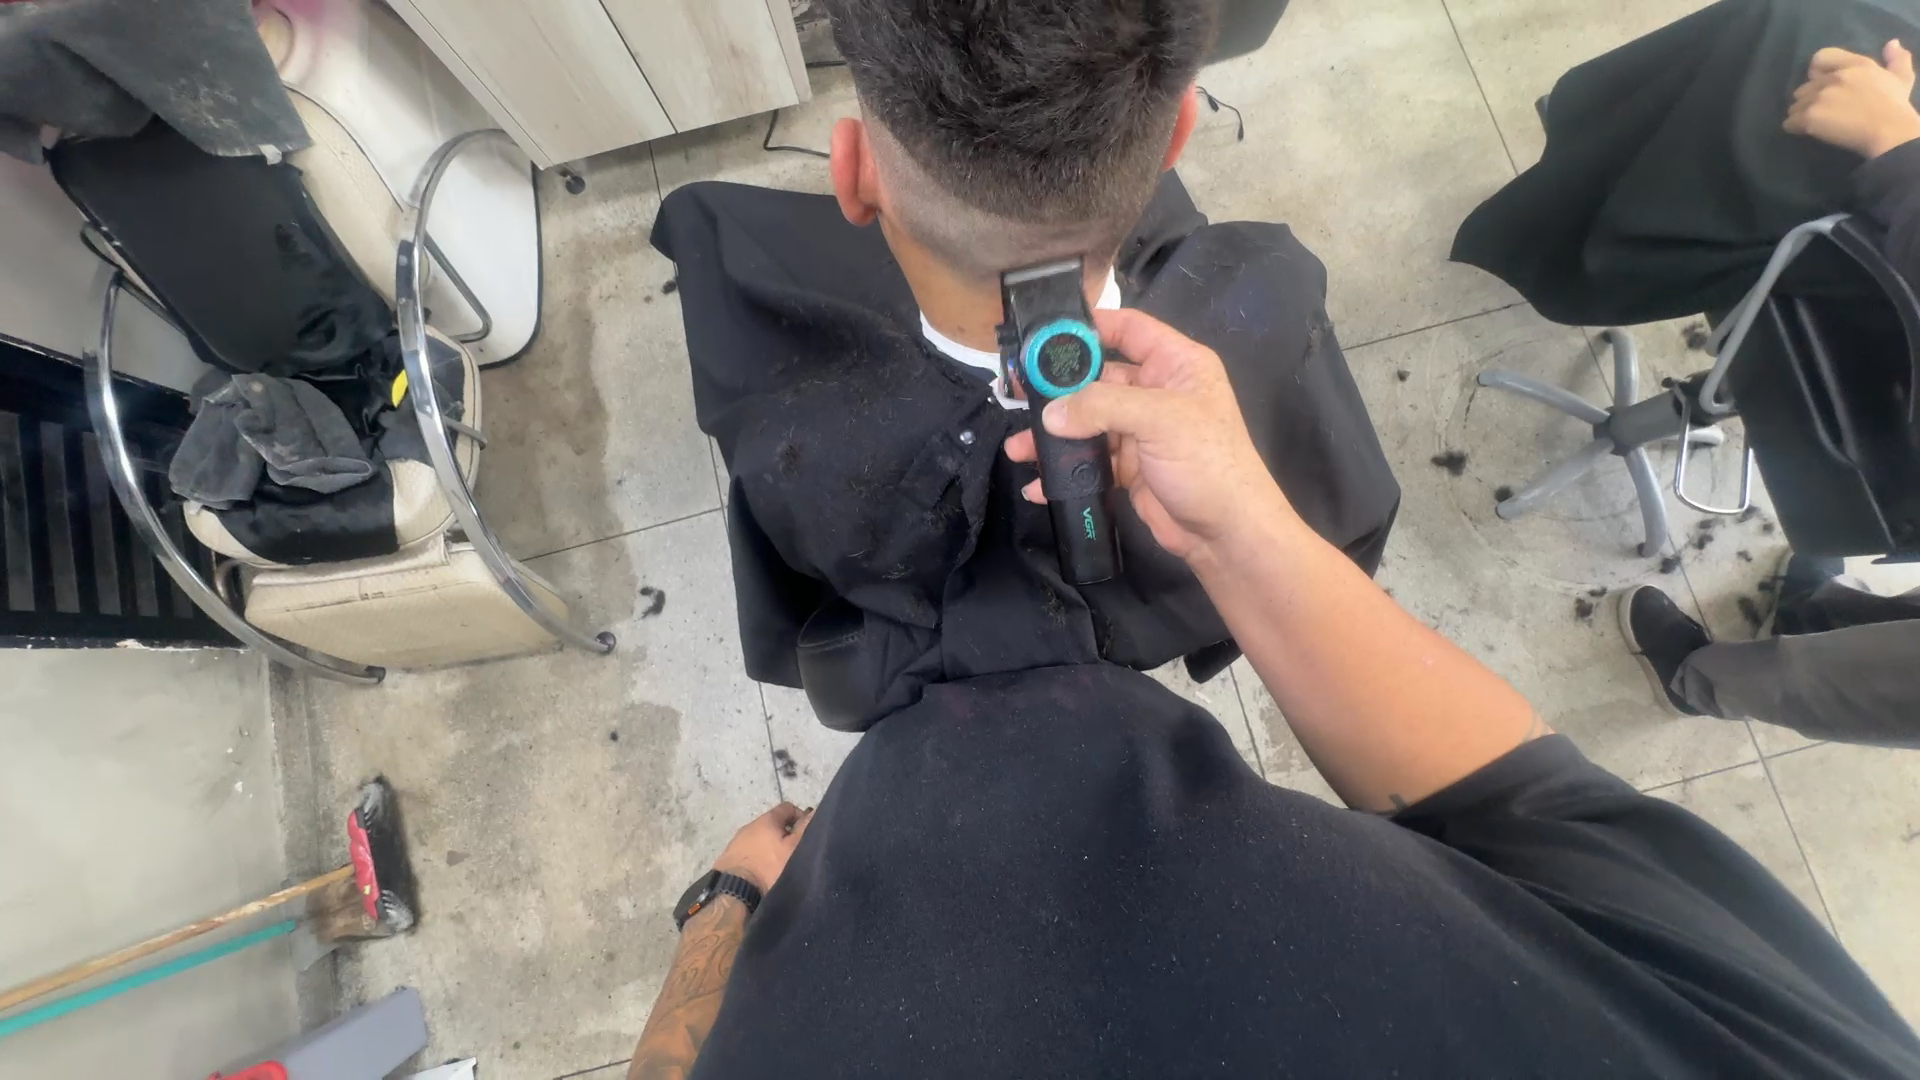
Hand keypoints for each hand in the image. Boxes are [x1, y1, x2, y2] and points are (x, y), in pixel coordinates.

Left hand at [712, 802, 814, 891]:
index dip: (800, 817)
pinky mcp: (727, 858)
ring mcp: (736, 842)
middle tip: (792, 852)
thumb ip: (805, 828)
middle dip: (784, 835)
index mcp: (767, 819)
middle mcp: (749, 825)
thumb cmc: (768, 867)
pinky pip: (747, 853)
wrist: (734, 892)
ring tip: (775, 865)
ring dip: (768, 847)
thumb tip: (815, 810)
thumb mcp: (793, 848)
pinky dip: (755, 858)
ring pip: (758, 840)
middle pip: (772, 824)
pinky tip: (759, 873)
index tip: (805, 833)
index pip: (788, 807)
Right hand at [1002, 308, 1294, 564]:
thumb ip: (1102, 407)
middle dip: (1057, 390)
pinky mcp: (1129, 468)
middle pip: (1097, 380)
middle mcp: (1156, 392)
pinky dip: (1064, 471)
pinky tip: (1039, 483)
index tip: (1045, 334)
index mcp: (1175, 365)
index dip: (1089, 326)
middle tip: (1016, 393)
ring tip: (1018, 449)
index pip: (1128, 329)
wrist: (1225, 534)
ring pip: (1086, 424)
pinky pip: (1089, 461)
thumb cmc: (1207, 463)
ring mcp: (1141, 432)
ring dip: (1052, 437)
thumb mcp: (1159, 420)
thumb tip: (1050, 414)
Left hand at [1785, 41, 1919, 158]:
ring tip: (1820, 120)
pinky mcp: (1808, 116)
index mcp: (1856, 64)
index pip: (1820, 57)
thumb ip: (1895, 58)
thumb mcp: (1900, 75)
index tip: (1821, 81)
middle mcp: (1834, 78)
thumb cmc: (1893, 103)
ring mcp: (1819, 97)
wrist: (1887, 127)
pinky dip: (1795, 128)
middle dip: (1809, 99)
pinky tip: (1811, 130)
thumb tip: (1890, 43)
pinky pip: (1788, 123)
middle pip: (1802, 89)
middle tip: (1825, 108)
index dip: (1816, 70)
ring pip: (1793, 107)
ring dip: (1801, 114)